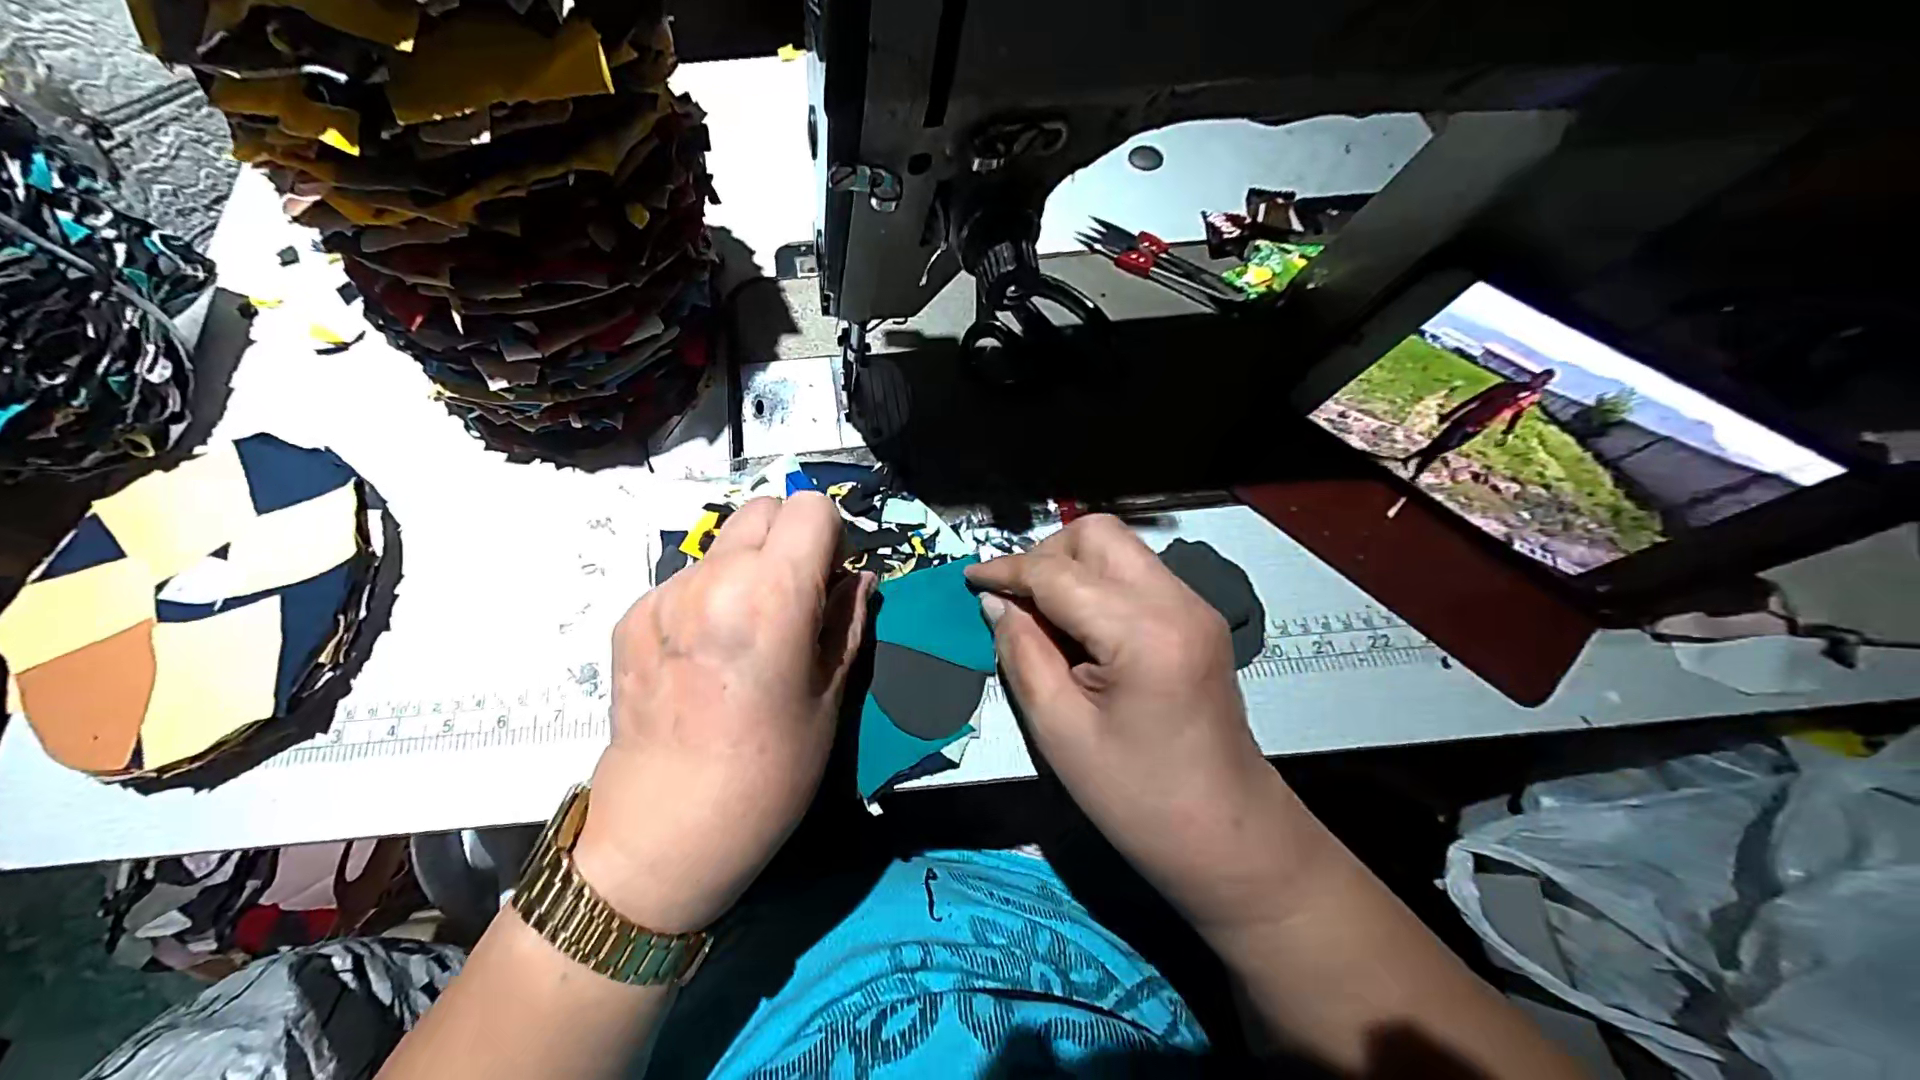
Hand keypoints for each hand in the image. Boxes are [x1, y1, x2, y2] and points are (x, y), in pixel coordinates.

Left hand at [573, 494, 871, 932]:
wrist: (665, 830)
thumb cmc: (770, 771)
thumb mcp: (830, 695)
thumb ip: (848, 621)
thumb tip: (860, 579)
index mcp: (770, 594)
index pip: (809, 508)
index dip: (831, 537)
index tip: (831, 580)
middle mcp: (712, 578)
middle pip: (763, 511)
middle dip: (790, 540)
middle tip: (797, 599)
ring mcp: (663, 595)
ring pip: (723, 544)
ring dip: (748, 566)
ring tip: (748, 632)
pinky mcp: (631, 616)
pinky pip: (688, 580)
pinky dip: (710, 596)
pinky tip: (708, 655)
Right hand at [965, 516, 1332, 932]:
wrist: (1229, 838)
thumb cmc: (1138, 799)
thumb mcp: (1060, 731)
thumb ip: (1022, 653)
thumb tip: (996, 603)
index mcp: (1144, 632)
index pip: (1058, 573)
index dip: (1006, 570)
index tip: (970, 579)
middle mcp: (1177, 601)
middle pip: (1097, 534)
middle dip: (1045, 556)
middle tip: (1015, 603)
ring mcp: (1195, 607)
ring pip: (1119, 548)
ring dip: (1071, 568)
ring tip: (1043, 619)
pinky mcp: (1198, 620)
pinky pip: (1136, 575)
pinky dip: (1097, 585)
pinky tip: (1079, 630)